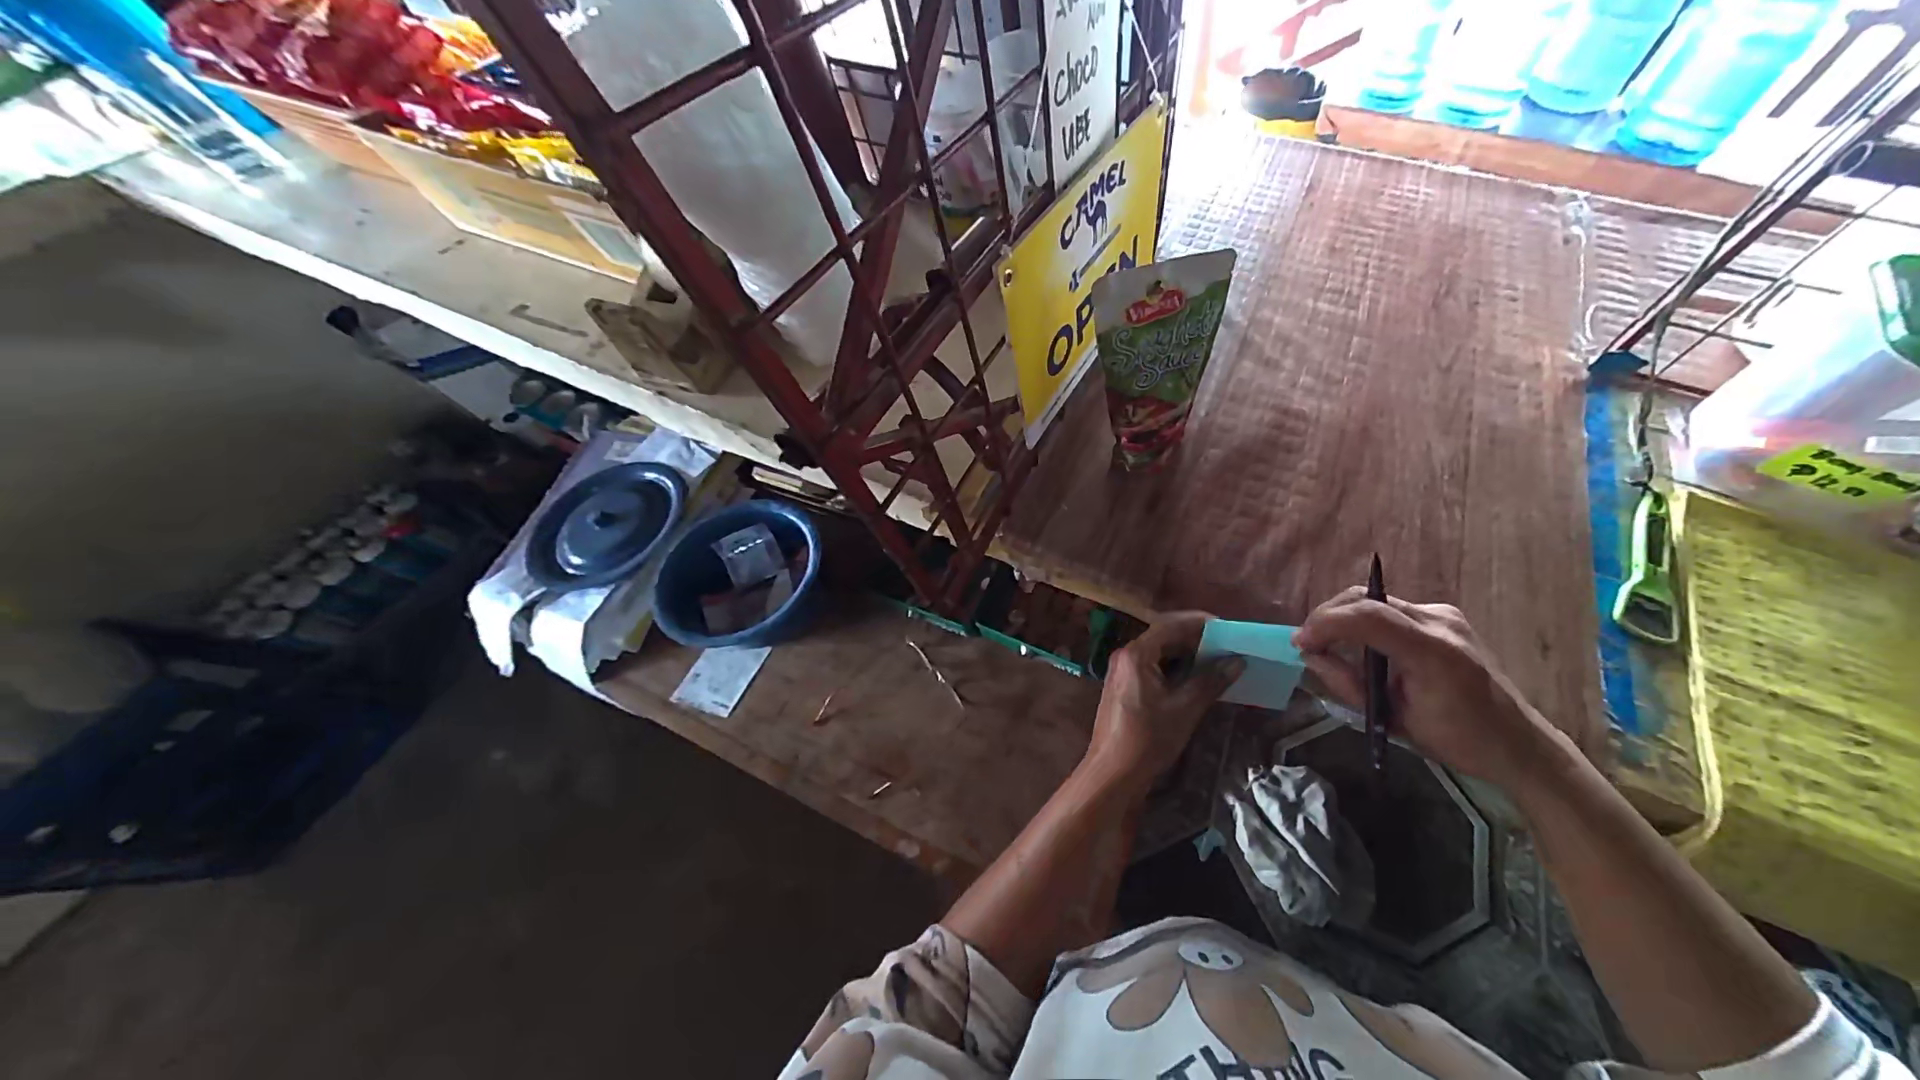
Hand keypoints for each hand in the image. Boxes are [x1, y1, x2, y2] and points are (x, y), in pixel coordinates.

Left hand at [1085, 612, 1243, 794]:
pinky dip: (1175, 668)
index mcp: (1135, 655)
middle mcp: (1125, 656)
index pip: (1169, 625)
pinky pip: (1153, 667)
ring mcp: (1122, 671)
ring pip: (1159, 653)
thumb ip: (1211, 681)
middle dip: (1195, 639)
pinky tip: (1196, 678)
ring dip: (1187, 654)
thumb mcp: (1185, 709)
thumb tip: (1237, 661)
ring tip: (1218, 660)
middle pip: (1163, 636)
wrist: (1113, 772)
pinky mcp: (1125, 686)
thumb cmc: (1148, 738)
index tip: (1227, 626)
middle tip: (1227, 645)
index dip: (1199, 622)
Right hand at [1291, 587, 1567, 792]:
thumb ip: (1348, 683)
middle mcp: (1440, 622)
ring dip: (1344, 619)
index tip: (1300, 645)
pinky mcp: (1444, 618)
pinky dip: (1363, 623)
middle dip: (1327, 618)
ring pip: (1375, 601)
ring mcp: (1444, 616)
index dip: (1324, 624)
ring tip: (1328, 647)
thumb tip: (1311, 656)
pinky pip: (1391, 611)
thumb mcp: (1392, 720)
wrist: (1520, 745)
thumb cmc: (1458, 741)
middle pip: (1366, 599)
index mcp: (1432, 652)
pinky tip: (1359, 647)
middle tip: (1307, 644)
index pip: (1365, 616)